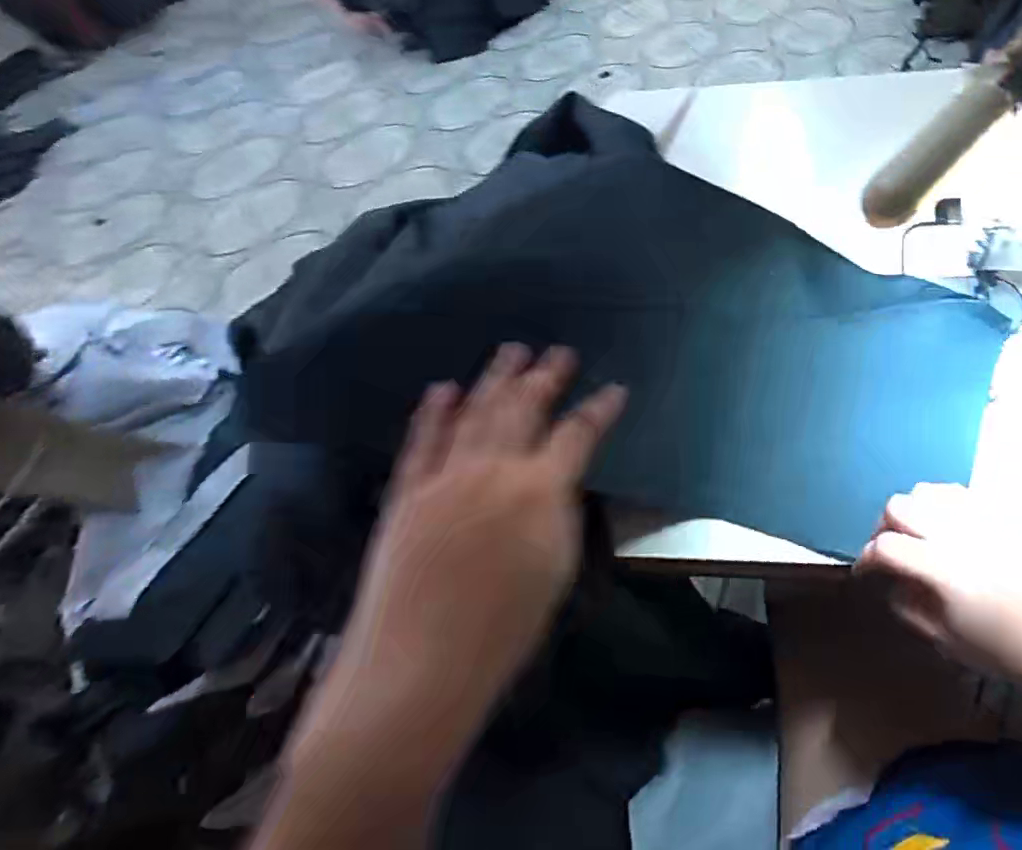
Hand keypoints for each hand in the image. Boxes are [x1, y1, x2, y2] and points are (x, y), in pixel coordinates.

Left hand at [354, 344, 626, 693]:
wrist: (416, 670)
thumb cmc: (503, 631)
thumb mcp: (557, 568)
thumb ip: (560, 512)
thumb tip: (559, 480)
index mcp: (537, 490)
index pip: (577, 434)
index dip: (599, 409)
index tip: (615, 389)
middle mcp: (491, 470)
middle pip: (523, 409)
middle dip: (545, 377)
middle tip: (560, 352)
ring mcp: (444, 478)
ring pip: (474, 413)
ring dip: (495, 379)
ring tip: (512, 350)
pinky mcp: (406, 493)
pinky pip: (422, 442)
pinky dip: (433, 411)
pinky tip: (444, 387)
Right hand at [855, 483, 1021, 699]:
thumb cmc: (1004, 650)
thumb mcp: (945, 640)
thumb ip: (908, 606)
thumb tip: (889, 582)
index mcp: (944, 570)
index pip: (886, 547)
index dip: (866, 559)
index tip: (864, 573)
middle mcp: (957, 535)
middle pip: (899, 507)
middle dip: (883, 528)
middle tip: (887, 553)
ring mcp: (977, 520)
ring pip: (923, 491)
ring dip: (908, 511)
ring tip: (912, 536)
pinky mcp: (994, 516)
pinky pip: (952, 492)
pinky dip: (935, 503)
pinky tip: (938, 526)